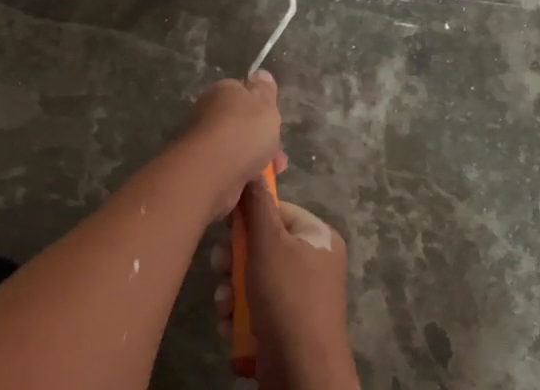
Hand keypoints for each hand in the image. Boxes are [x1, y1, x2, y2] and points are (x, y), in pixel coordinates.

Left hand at [181, 71, 284, 222]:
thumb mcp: (264, 102)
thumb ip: (265, 89)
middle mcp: (209, 115)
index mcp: (222, 92)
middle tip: (278, 157)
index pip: (242, 94)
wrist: (214, 171)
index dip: (262, 109)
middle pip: (243, 126)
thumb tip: (260, 74)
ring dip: (259, 164)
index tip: (275, 122)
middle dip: (264, 143)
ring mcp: (206, 144)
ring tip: (272, 175)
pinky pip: (232, 172)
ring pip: (240, 152)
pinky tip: (256, 187)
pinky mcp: (205, 170)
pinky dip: (246, 179)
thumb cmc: (244, 130)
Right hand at [214, 186, 355, 388]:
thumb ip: (257, 205)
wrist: (302, 372)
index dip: (248, 218)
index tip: (227, 228)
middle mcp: (311, 263)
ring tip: (226, 306)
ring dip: (231, 291)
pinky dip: (238, 314)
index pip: (276, 210)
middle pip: (260, 244)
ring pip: (251, 277)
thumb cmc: (288, 298)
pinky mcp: (284, 324)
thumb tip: (252, 168)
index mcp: (318, 238)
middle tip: (221, 269)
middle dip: (233, 261)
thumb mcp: (269, 243)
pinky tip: (230, 325)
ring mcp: (299, 296)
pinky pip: (254, 305)